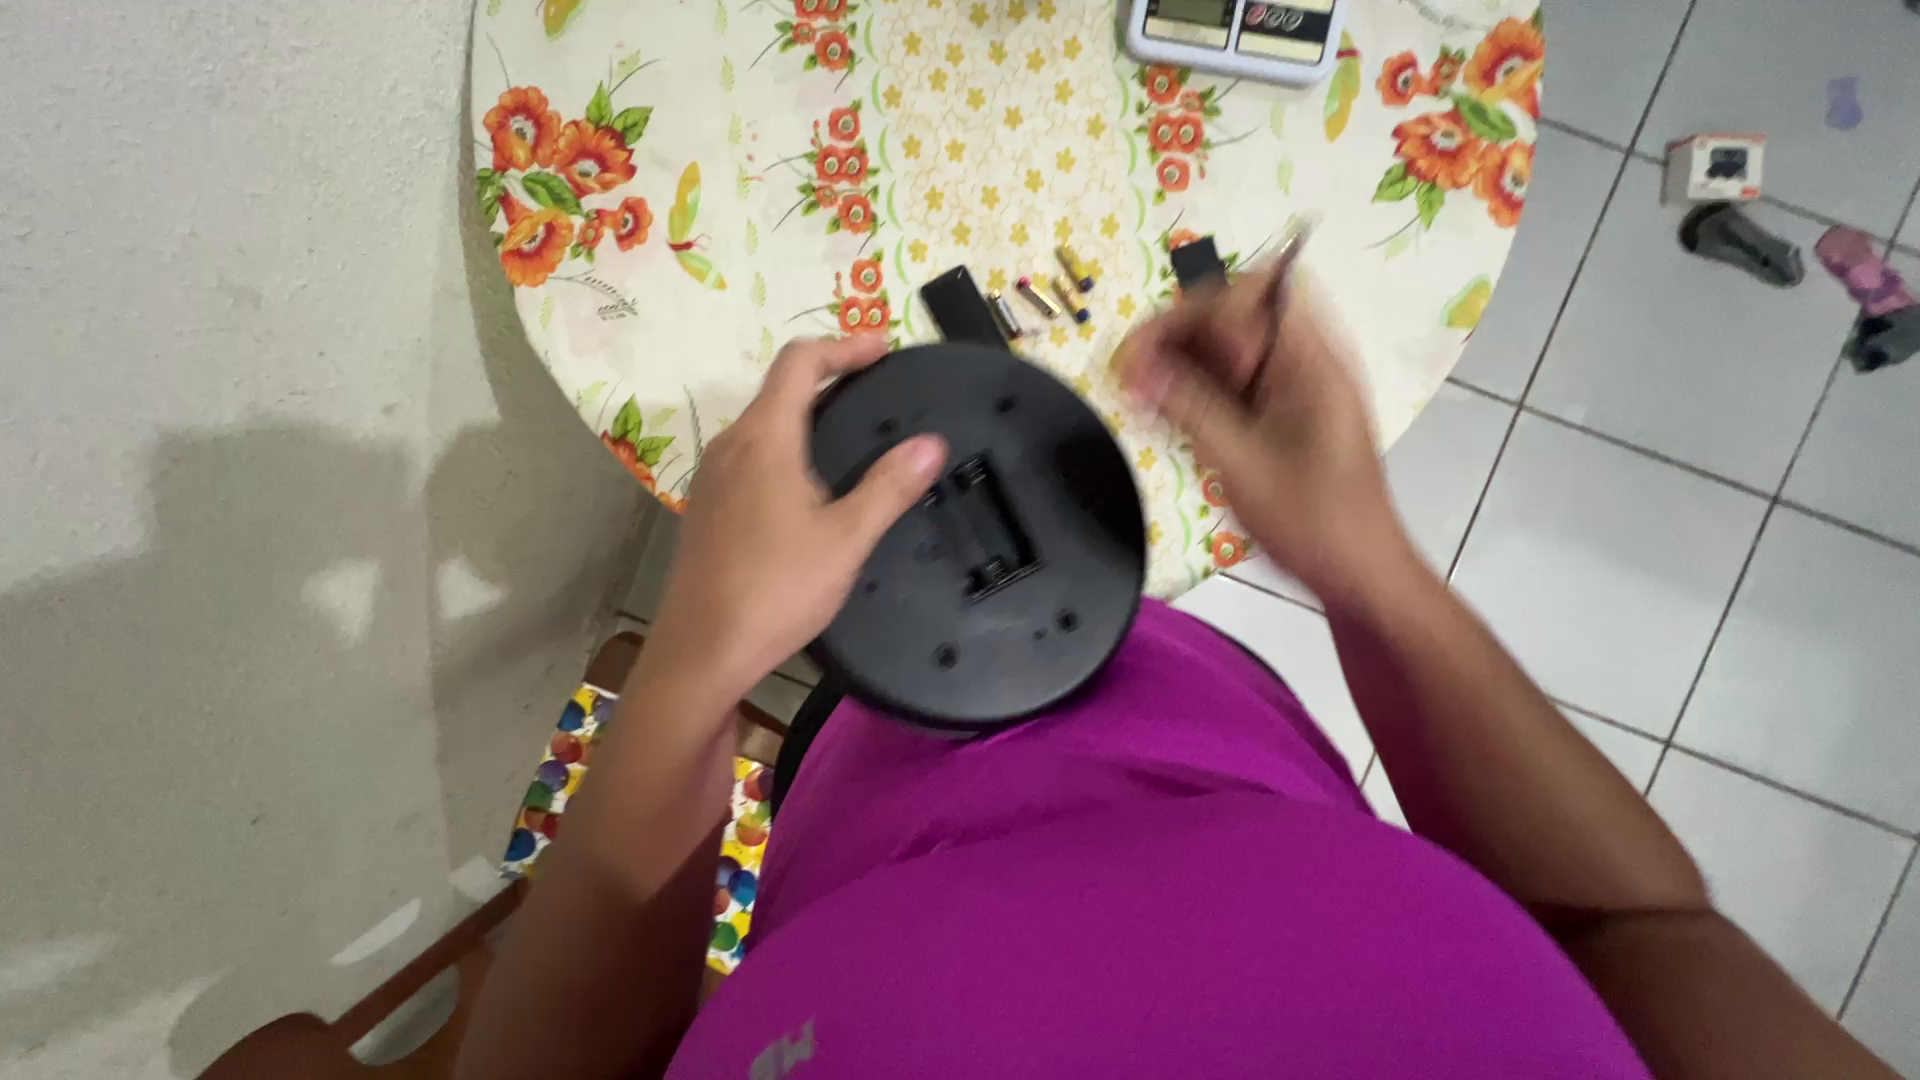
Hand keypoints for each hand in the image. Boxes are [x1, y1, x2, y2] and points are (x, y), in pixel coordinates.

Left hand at [646, 335, 947, 702]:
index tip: (883, 349)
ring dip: (806, 416)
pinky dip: (786, 449)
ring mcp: (712, 477)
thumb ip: (890, 486)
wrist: (702, 651)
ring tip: (853, 436)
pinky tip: (811, 487)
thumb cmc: (776, 590)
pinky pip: (751, 457)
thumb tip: (932, 442)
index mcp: (764, 439)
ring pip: (763, 425)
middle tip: (878, 391)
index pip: (800, 362)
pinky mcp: (707, 507)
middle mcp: (730, 446)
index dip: (844, 346)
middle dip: (830, 379)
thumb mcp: (846, 539)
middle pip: (780, 389)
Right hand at [1115, 251, 1414, 605]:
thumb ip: (1189, 408)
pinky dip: (1196, 387)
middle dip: (1179, 333)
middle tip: (1134, 370)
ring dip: (1181, 360)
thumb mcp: (1243, 464)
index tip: (1170, 357)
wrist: (1358, 573)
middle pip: (1236, 313)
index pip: (1254, 291)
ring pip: (1229, 346)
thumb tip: (1135, 368)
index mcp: (1312, 359)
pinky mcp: (1281, 412)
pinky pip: (1233, 380)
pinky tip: (1165, 409)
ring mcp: (1294, 386)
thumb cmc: (1314, 522)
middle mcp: (1305, 359)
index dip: (1204, 312)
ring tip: (1139, 389)